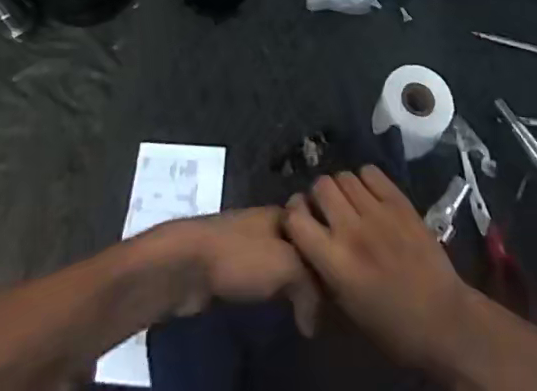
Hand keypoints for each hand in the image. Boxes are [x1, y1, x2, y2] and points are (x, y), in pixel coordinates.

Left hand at [146, 209, 320, 334]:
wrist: (186, 264)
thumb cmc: (239, 256)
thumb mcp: (287, 265)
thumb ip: (310, 287)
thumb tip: (314, 323)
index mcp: (285, 213)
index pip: (322, 225)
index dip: (336, 248)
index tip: (350, 275)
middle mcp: (269, 223)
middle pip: (303, 245)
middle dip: (315, 268)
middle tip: (332, 299)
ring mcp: (249, 244)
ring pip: (283, 262)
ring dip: (294, 283)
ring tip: (311, 307)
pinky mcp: (233, 266)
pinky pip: (265, 277)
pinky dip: (275, 291)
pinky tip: (281, 306)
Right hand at [284, 166, 477, 369]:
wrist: (444, 319)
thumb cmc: (391, 326)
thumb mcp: (345, 308)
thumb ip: (322, 271)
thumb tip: (306, 246)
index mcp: (335, 263)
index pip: (296, 218)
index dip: (293, 215)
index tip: (301, 222)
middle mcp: (352, 231)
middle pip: (321, 187)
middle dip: (319, 197)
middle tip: (328, 211)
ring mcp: (379, 213)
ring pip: (345, 176)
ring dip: (342, 188)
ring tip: (351, 203)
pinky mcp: (401, 203)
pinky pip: (372, 173)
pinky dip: (365, 180)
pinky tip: (370, 196)